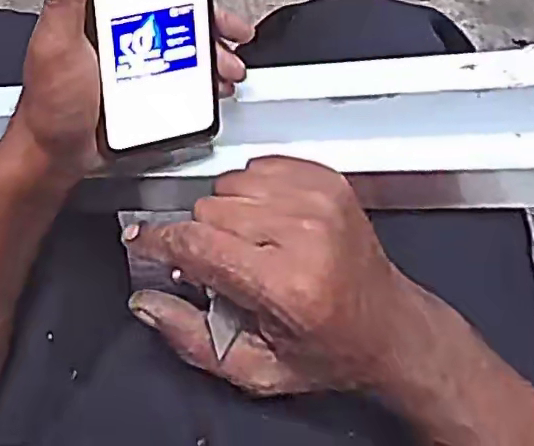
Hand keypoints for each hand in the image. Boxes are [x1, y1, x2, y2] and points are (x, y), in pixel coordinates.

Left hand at [7, 0, 254, 183]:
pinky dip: (204, 70)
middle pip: (167, 1)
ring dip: (211, 42)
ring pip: (180, 34)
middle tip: (226, 19)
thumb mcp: (58, 43)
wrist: (57, 155)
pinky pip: (180, 65)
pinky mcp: (142, 76)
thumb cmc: (49, 103)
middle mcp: (113, 23)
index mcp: (91, 7)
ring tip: (227, 59)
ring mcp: (131, 51)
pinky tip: (215, 79)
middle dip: (204, 6)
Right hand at [123, 157, 455, 397]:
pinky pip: (255, 164)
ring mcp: (318, 198)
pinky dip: (254, 189)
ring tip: (256, 242)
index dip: (161, 241)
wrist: (391, 327)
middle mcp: (305, 233)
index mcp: (289, 285)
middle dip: (206, 237)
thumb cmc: (330, 348)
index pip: (198, 243)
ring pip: (229, 183)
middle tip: (232, 265)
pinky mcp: (324, 177)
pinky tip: (272, 219)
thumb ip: (192, 338)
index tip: (142, 239)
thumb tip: (146, 302)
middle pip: (209, 209)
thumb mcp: (259, 369)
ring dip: (231, 211)